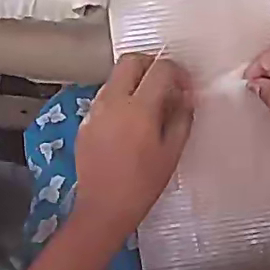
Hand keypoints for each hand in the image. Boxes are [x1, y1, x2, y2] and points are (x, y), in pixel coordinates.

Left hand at [70, 53, 192, 243]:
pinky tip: (129, 124)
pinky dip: (119, 100)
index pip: (160, 69)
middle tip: (165, 84)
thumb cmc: (141, 185)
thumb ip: (181, 118)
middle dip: (151, 65)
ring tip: (149, 106)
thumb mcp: (171, 153)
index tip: (184, 88)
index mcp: (139, 108)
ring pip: (114, 79)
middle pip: (130, 61)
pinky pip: (104, 100)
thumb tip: (185, 98)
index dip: (178, 72)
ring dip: (134, 82)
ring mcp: (94, 112)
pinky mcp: (84, 124)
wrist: (103, 208)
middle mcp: (112, 102)